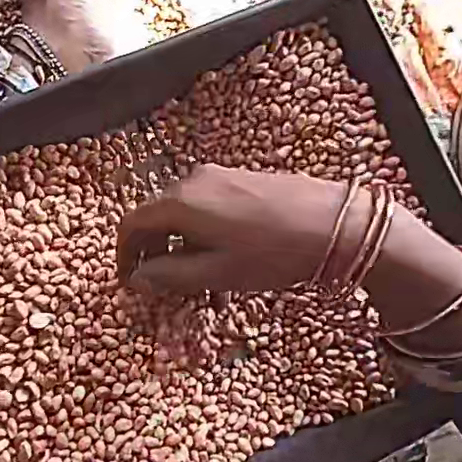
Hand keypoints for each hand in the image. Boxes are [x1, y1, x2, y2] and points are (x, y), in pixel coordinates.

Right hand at [116, 166, 360, 293]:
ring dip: (182, 247)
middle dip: (155, 253)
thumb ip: (170, 275)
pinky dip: (203, 234)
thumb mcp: (216, 273)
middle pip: (157, 217)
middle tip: (162, 286)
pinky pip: (208, 206)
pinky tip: (224, 259)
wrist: (336, 223)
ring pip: (184, 214)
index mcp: (179, 202)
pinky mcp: (243, 178)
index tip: (130, 280)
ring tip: (200, 283)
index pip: (132, 224)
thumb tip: (138, 278)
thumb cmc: (271, 252)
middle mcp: (193, 180)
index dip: (125, 254)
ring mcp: (220, 176)